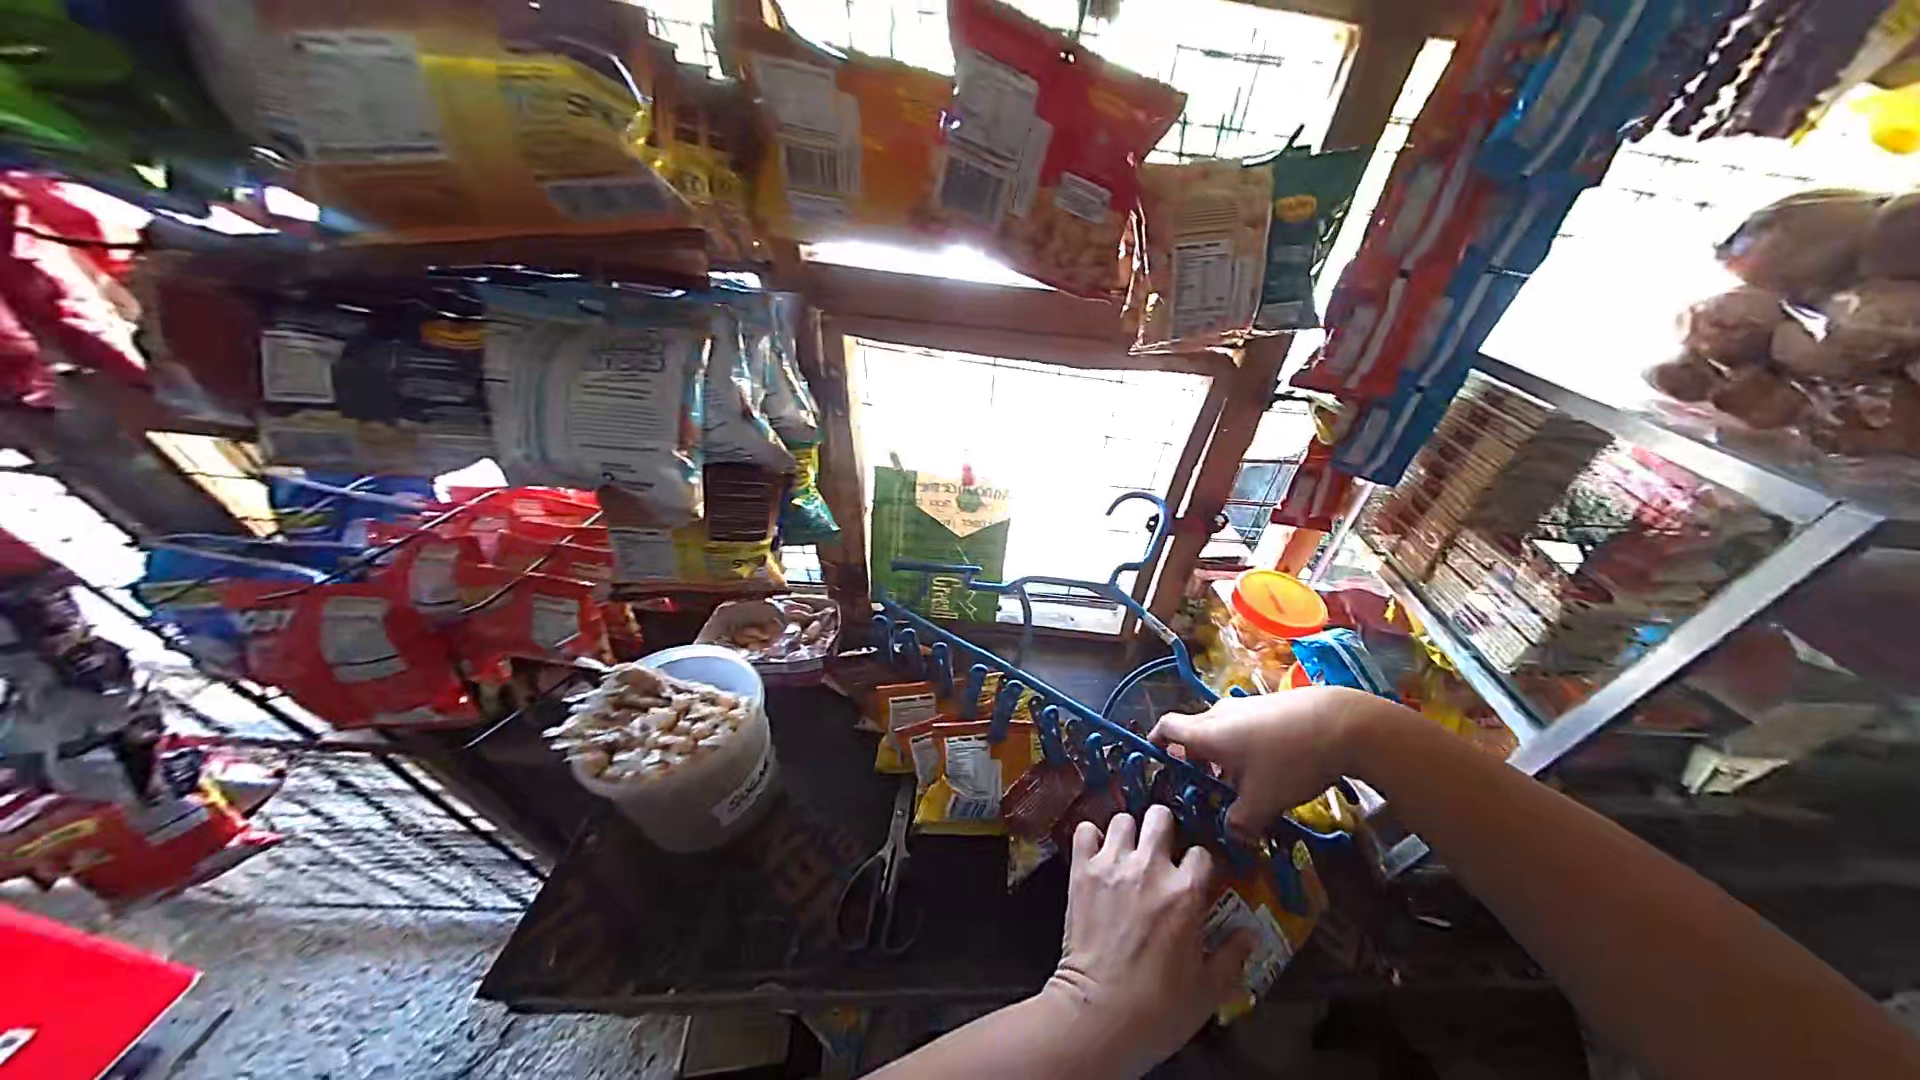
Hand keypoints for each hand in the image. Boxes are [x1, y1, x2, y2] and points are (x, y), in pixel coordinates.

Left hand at [1038, 804, 1253, 1076]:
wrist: (1100, 1014)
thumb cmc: (1158, 1008)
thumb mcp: (1208, 989)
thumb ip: (1231, 955)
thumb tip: (1250, 935)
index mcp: (1186, 893)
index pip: (1202, 853)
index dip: (1200, 864)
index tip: (1195, 877)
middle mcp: (1150, 868)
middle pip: (1161, 817)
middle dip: (1164, 829)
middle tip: (1160, 850)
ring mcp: (1112, 865)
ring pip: (1122, 819)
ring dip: (1127, 833)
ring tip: (1127, 853)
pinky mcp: (1082, 870)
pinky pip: (1084, 831)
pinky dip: (1090, 837)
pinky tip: (1096, 854)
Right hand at [1148, 686, 1391, 837]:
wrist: (1343, 722)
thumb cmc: (1290, 760)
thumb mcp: (1264, 800)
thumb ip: (1241, 822)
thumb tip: (1233, 837)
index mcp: (1206, 733)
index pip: (1166, 727)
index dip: (1156, 740)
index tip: (1155, 757)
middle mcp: (1218, 714)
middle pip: (1192, 731)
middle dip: (1193, 757)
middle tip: (1204, 785)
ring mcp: (1245, 706)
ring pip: (1220, 730)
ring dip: (1221, 754)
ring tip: (1240, 781)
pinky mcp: (1269, 705)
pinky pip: (1243, 725)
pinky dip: (1244, 745)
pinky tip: (1269, 766)